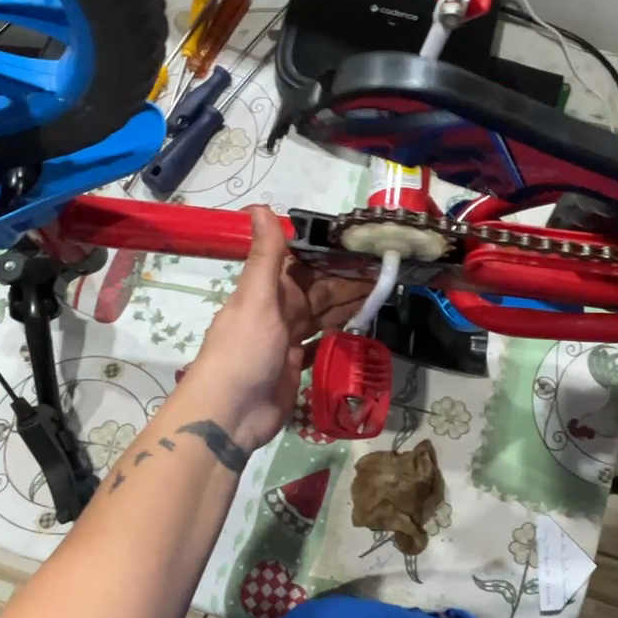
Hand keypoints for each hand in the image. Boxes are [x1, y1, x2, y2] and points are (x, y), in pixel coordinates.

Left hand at [182, 206, 368, 448]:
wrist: (231, 412)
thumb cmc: (244, 351)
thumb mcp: (255, 297)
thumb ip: (264, 255)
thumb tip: (259, 205)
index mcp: (268, 291)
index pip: (303, 264)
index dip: (330, 254)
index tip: (362, 245)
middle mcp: (278, 312)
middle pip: (319, 290)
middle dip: (348, 281)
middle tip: (386, 273)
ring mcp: (286, 341)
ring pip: (323, 316)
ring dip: (348, 306)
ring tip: (382, 295)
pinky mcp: (295, 367)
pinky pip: (321, 345)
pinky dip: (338, 337)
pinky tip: (360, 330)